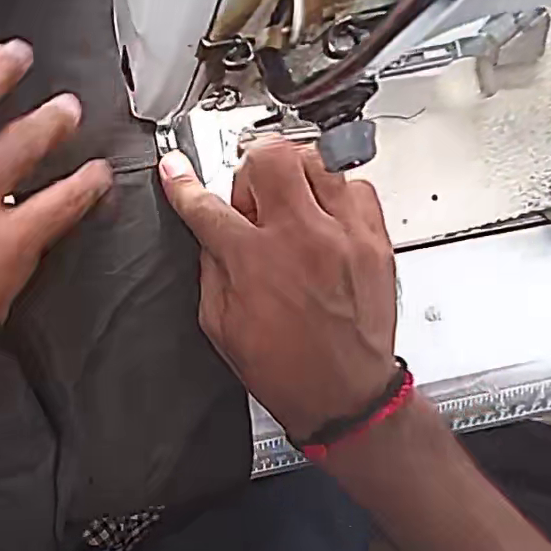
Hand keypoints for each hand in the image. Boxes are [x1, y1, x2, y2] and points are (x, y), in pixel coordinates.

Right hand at [159, 137, 397, 440]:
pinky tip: (324, 219)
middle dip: (250, 168)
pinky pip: (357, 186)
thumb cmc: (285, 368)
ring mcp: (344, 235)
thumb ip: (211, 270)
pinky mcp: (375, 241)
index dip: (182, 183)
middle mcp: (301, 238)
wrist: (344, 393)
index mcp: (253, 262)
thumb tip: (208, 235)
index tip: (175, 169)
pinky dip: (334, 195)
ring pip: (316, 160)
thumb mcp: (220, 325)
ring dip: (293, 177)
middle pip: (271, 156)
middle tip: (251, 197)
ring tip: (289, 208)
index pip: (206, 205)